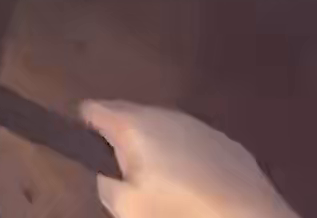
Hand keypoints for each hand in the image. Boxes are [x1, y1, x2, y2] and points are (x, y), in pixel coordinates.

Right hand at [81, 101, 297, 217]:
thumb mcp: (130, 212)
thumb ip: (106, 186)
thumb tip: (110, 174)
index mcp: (132, 124)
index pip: (91, 110)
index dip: (86, 132)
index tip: (96, 160)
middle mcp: (161, 114)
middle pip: (126, 118)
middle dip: (124, 145)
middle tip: (136, 184)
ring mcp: (198, 127)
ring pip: (162, 131)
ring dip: (158, 152)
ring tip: (174, 193)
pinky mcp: (230, 146)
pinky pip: (194, 146)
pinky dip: (190, 162)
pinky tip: (206, 195)